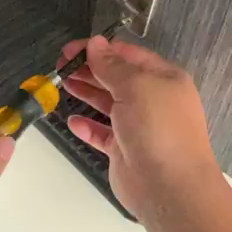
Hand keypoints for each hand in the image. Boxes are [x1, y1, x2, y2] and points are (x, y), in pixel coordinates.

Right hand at [59, 37, 224, 221]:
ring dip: (86, 92)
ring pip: (108, 103)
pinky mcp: (125, 150)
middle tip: (60, 66)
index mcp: (163, 78)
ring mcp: (139, 126)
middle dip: (89, 69)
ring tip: (62, 84)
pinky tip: (73, 120)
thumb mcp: (135, 86)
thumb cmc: (157, 128)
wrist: (170, 188)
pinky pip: (103, 133)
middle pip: (117, 77)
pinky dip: (88, 126)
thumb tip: (94, 43)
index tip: (69, 50)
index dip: (99, 50)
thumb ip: (111, 65)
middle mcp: (153, 100)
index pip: (128, 55)